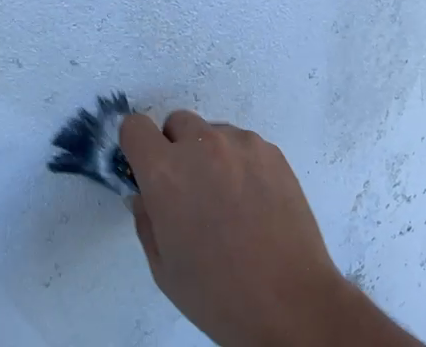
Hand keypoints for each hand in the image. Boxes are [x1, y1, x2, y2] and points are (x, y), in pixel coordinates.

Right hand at [122, 111, 414, 346]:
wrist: (290, 303)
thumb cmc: (218, 293)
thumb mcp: (163, 267)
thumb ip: (146, 219)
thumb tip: (146, 195)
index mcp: (166, 173)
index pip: (135, 127)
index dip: (137, 146)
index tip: (146, 167)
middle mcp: (201, 146)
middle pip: (176, 122)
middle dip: (175, 149)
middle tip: (190, 190)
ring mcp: (241, 144)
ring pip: (213, 133)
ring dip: (211, 155)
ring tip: (229, 201)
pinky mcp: (272, 152)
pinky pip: (244, 145)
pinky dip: (241, 164)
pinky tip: (254, 202)